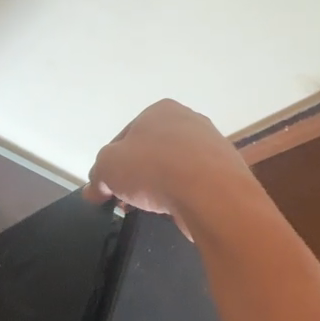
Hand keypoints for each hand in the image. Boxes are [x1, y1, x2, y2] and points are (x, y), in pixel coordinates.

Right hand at [82, 100, 253, 237]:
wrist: (210, 194)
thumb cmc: (152, 169)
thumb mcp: (107, 168)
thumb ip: (97, 176)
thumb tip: (93, 189)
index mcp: (160, 110)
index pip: (124, 138)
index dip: (111, 165)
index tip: (107, 188)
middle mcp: (188, 120)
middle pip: (150, 152)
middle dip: (135, 177)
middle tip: (125, 201)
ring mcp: (211, 145)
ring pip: (173, 168)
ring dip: (158, 187)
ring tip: (150, 208)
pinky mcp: (225, 171)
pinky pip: (194, 184)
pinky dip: (182, 195)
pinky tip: (175, 210)